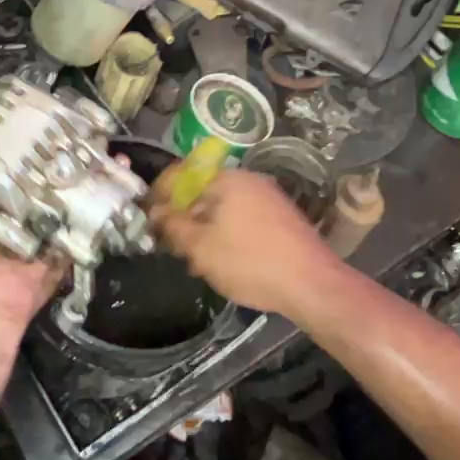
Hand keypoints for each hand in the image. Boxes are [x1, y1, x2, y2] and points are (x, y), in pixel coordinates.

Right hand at [149, 167, 342, 315]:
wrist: (313, 285)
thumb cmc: (251, 262)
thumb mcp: (202, 247)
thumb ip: (174, 226)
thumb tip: (156, 213)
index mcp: (227, 178)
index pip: (181, 174)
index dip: (159, 194)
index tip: (147, 218)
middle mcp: (249, 180)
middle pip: (202, 191)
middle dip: (183, 216)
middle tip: (171, 245)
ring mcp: (268, 198)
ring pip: (223, 208)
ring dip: (204, 229)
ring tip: (196, 260)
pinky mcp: (281, 219)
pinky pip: (242, 219)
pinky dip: (227, 234)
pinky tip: (224, 262)